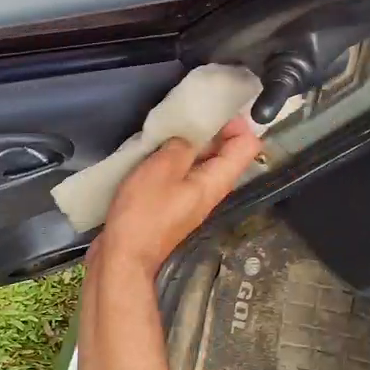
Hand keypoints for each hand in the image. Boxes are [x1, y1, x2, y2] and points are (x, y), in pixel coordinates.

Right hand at [91, 119, 262, 278]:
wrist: (122, 259)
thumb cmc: (142, 215)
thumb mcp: (161, 169)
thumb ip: (180, 145)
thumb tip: (187, 136)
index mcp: (215, 181)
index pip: (247, 144)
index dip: (236, 122)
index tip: (209, 110)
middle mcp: (208, 191)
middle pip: (221, 153)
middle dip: (204, 131)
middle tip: (178, 118)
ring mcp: (187, 201)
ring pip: (196, 165)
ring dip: (181, 148)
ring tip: (159, 137)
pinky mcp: (167, 209)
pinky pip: (176, 179)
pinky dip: (166, 165)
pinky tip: (146, 159)